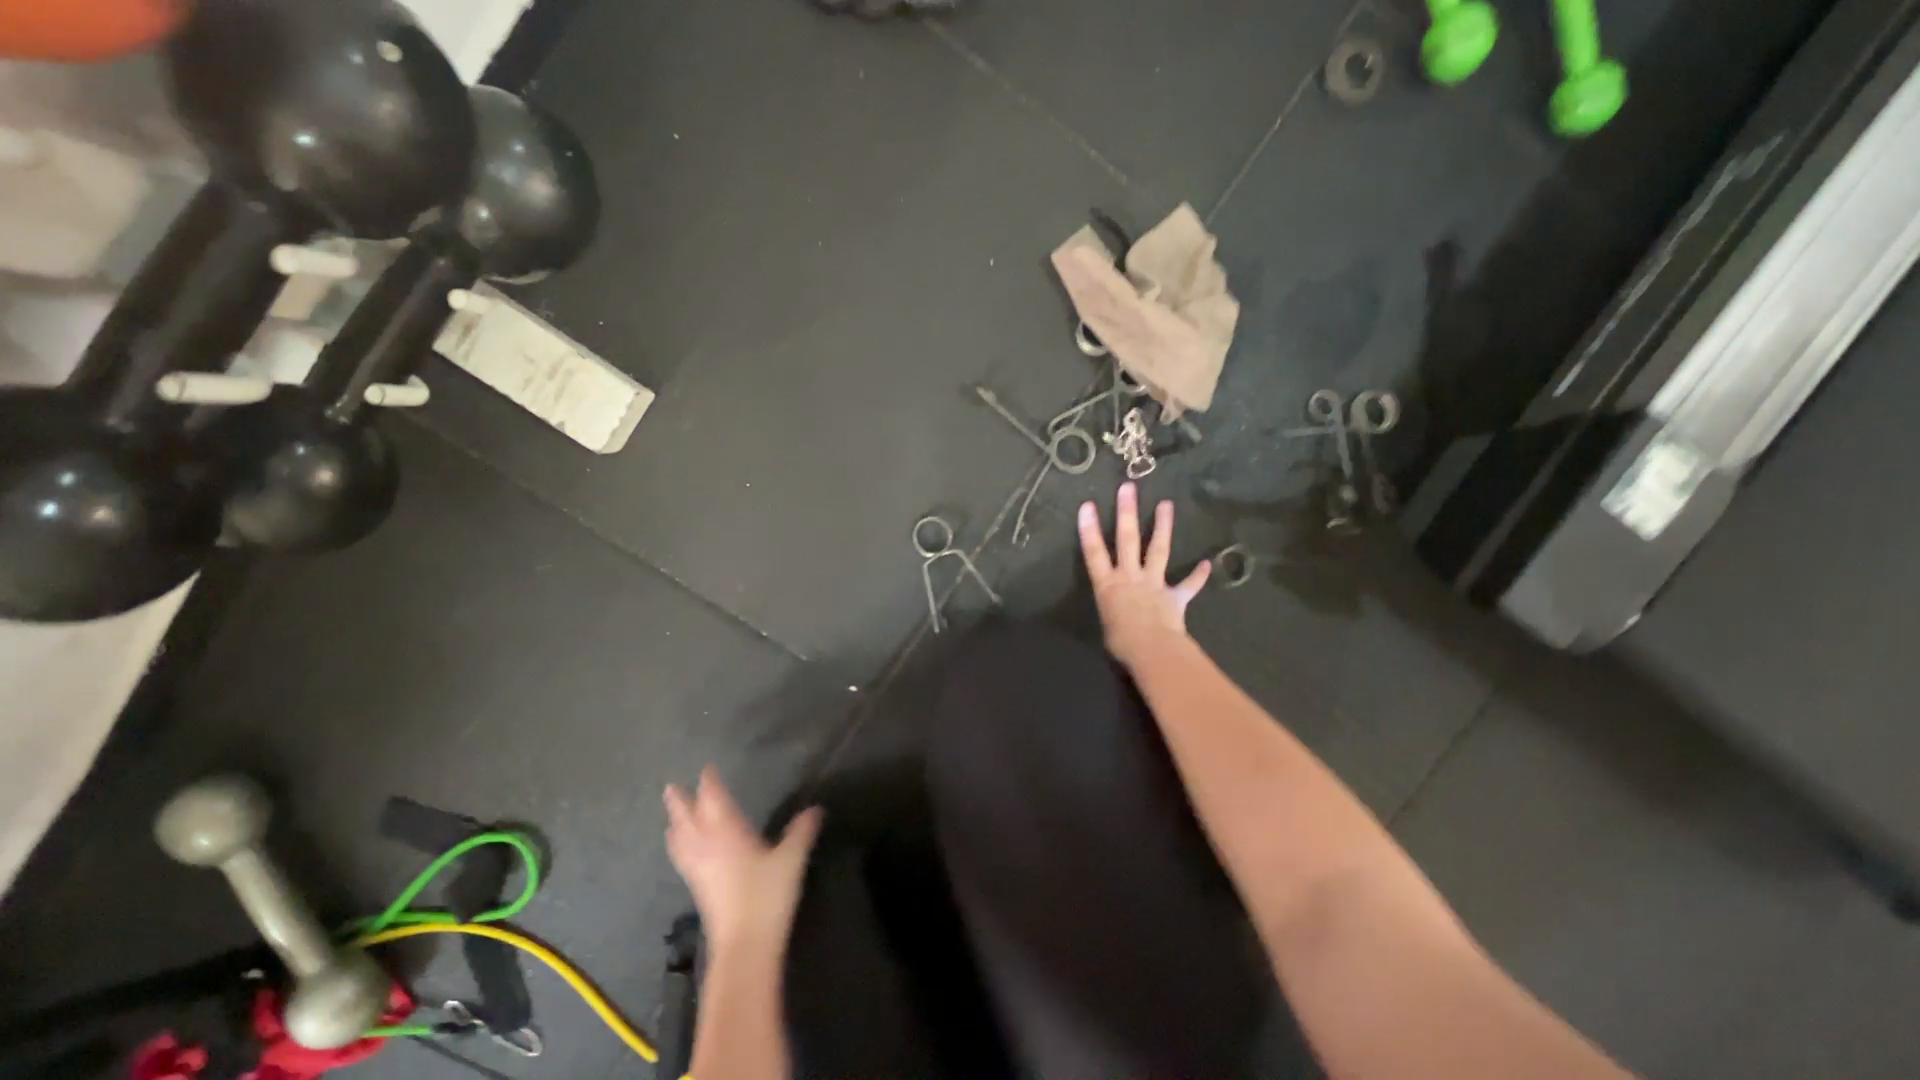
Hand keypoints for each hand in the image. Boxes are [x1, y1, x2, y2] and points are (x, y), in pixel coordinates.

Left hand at [664, 768, 822, 953]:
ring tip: (671, 816)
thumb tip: (816, 808)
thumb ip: (802, 832)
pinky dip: (678, 846)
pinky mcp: (697, 887)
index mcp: (728, 831)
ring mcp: (698, 868)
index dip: (709, 783)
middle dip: (680, 801)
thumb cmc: (767, 896)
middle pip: (688, 817)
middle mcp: (707, 845)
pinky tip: (682, 850)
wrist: (744, 944)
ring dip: (675, 823)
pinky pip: (682, 857)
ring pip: (681, 839)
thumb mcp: (791, 860)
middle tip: (670, 786)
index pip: (714, 800)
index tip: (707, 769)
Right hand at [1078, 483, 1210, 668]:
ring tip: (1166, 504)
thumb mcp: (1107, 625)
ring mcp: (1153, 584)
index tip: (1088, 505)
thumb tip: (1118, 615)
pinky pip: (1188, 585)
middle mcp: (1129, 577)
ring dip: (1163, 527)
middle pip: (1127, 540)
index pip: (1094, 553)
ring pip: (1158, 550)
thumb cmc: (1121, 642)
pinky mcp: (1174, 597)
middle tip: (1128, 488)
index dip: (1089, 529)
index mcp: (1107, 585)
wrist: (1151, 649)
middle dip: (1126, 513)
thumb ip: (1112, 612)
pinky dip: (1197, 576)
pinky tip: (1206, 563)